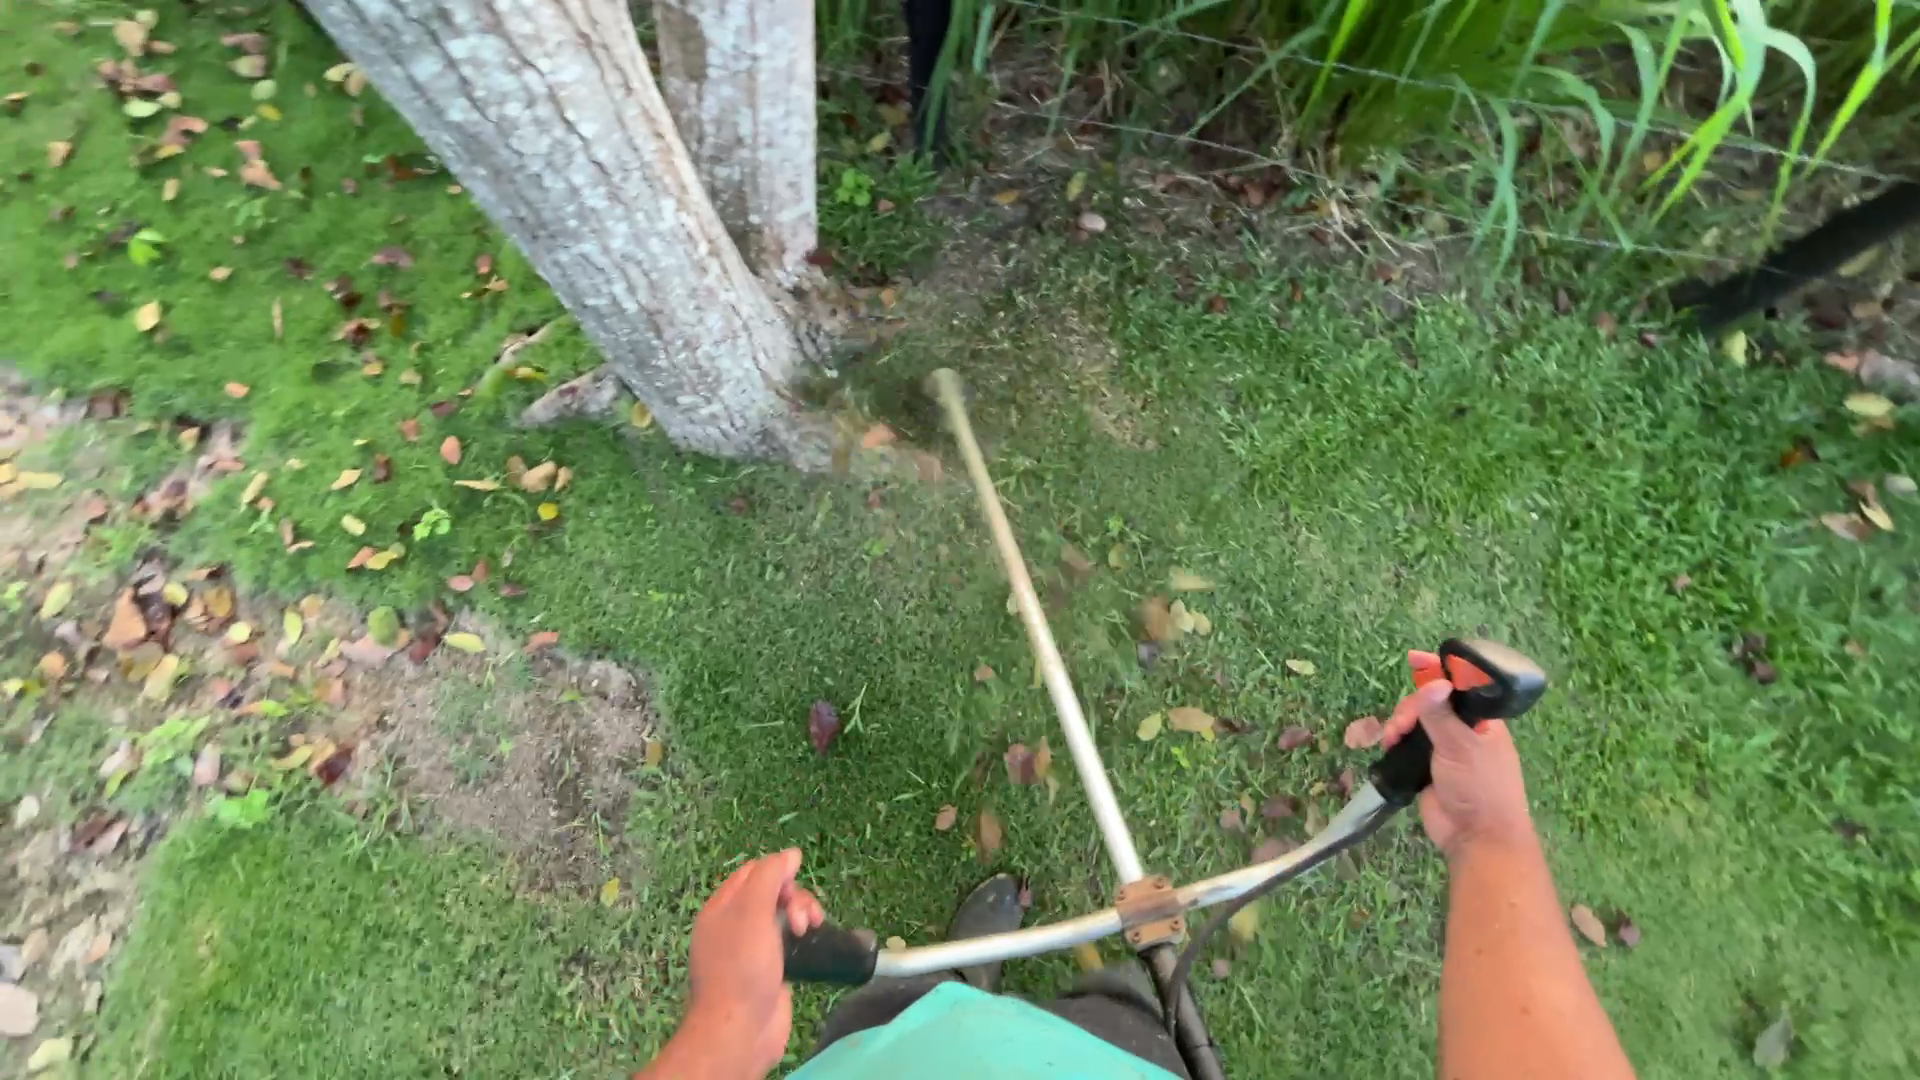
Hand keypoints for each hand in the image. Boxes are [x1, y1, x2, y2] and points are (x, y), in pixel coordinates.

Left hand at [660, 849, 825, 1079]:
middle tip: (801, 916)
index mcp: (721, 908)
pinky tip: (812, 939)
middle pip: (771, 891)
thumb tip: (792, 854)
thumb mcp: (752, 910)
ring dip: (802, 912)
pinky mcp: (770, 967)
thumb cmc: (742, 966)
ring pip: (784, 913)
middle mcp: (734, 925)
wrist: (741, 1030)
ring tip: (810, 928)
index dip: (775, 872)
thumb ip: (770, 875)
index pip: (752, 872)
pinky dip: (803, 933)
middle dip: (793, 895)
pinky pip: (789, 938)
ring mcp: (752, 948)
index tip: (791, 885)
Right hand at [1381, 652, 1534, 859]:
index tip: (1414, 658)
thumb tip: (1433, 680)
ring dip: (1399, 725)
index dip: (1437, 672)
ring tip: (1391, 740)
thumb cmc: (1481, 788)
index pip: (1459, 687)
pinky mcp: (1426, 767)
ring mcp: (1444, 750)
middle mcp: (1464, 732)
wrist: (1476, 837)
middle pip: (1429, 704)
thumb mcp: (1460, 746)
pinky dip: (1395, 742)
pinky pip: (1407, 744)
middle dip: (1409, 709)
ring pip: (1415, 723)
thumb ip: (1440, 714)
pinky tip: (1388, 747)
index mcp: (1482, 723)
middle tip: (1400, 725)